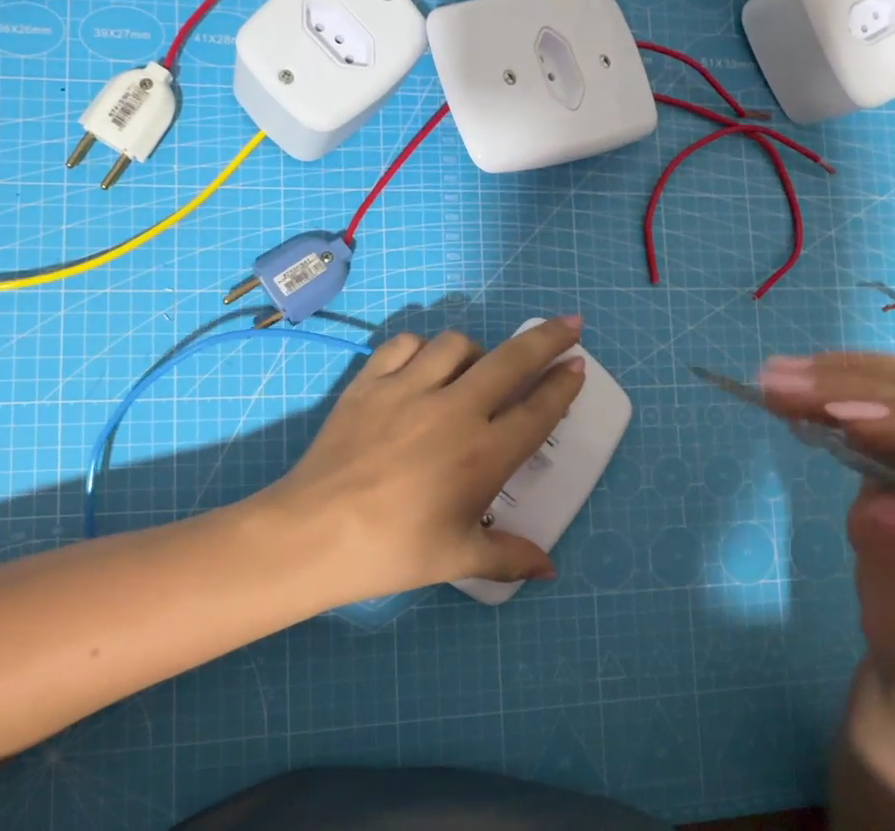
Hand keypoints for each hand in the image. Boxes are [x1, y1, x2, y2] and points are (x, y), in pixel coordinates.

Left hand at [253, 316, 587, 603]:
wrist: (316, 531)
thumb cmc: (393, 550)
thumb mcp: (458, 559)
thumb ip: (509, 557)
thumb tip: (549, 568)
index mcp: (484, 453)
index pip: (538, 409)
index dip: (563, 385)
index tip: (577, 365)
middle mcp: (453, 410)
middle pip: (511, 361)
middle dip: (546, 339)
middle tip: (568, 326)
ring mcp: (407, 389)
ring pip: (455, 345)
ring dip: (477, 350)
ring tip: (477, 367)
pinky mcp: (368, 383)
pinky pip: (403, 346)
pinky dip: (421, 348)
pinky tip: (422, 364)